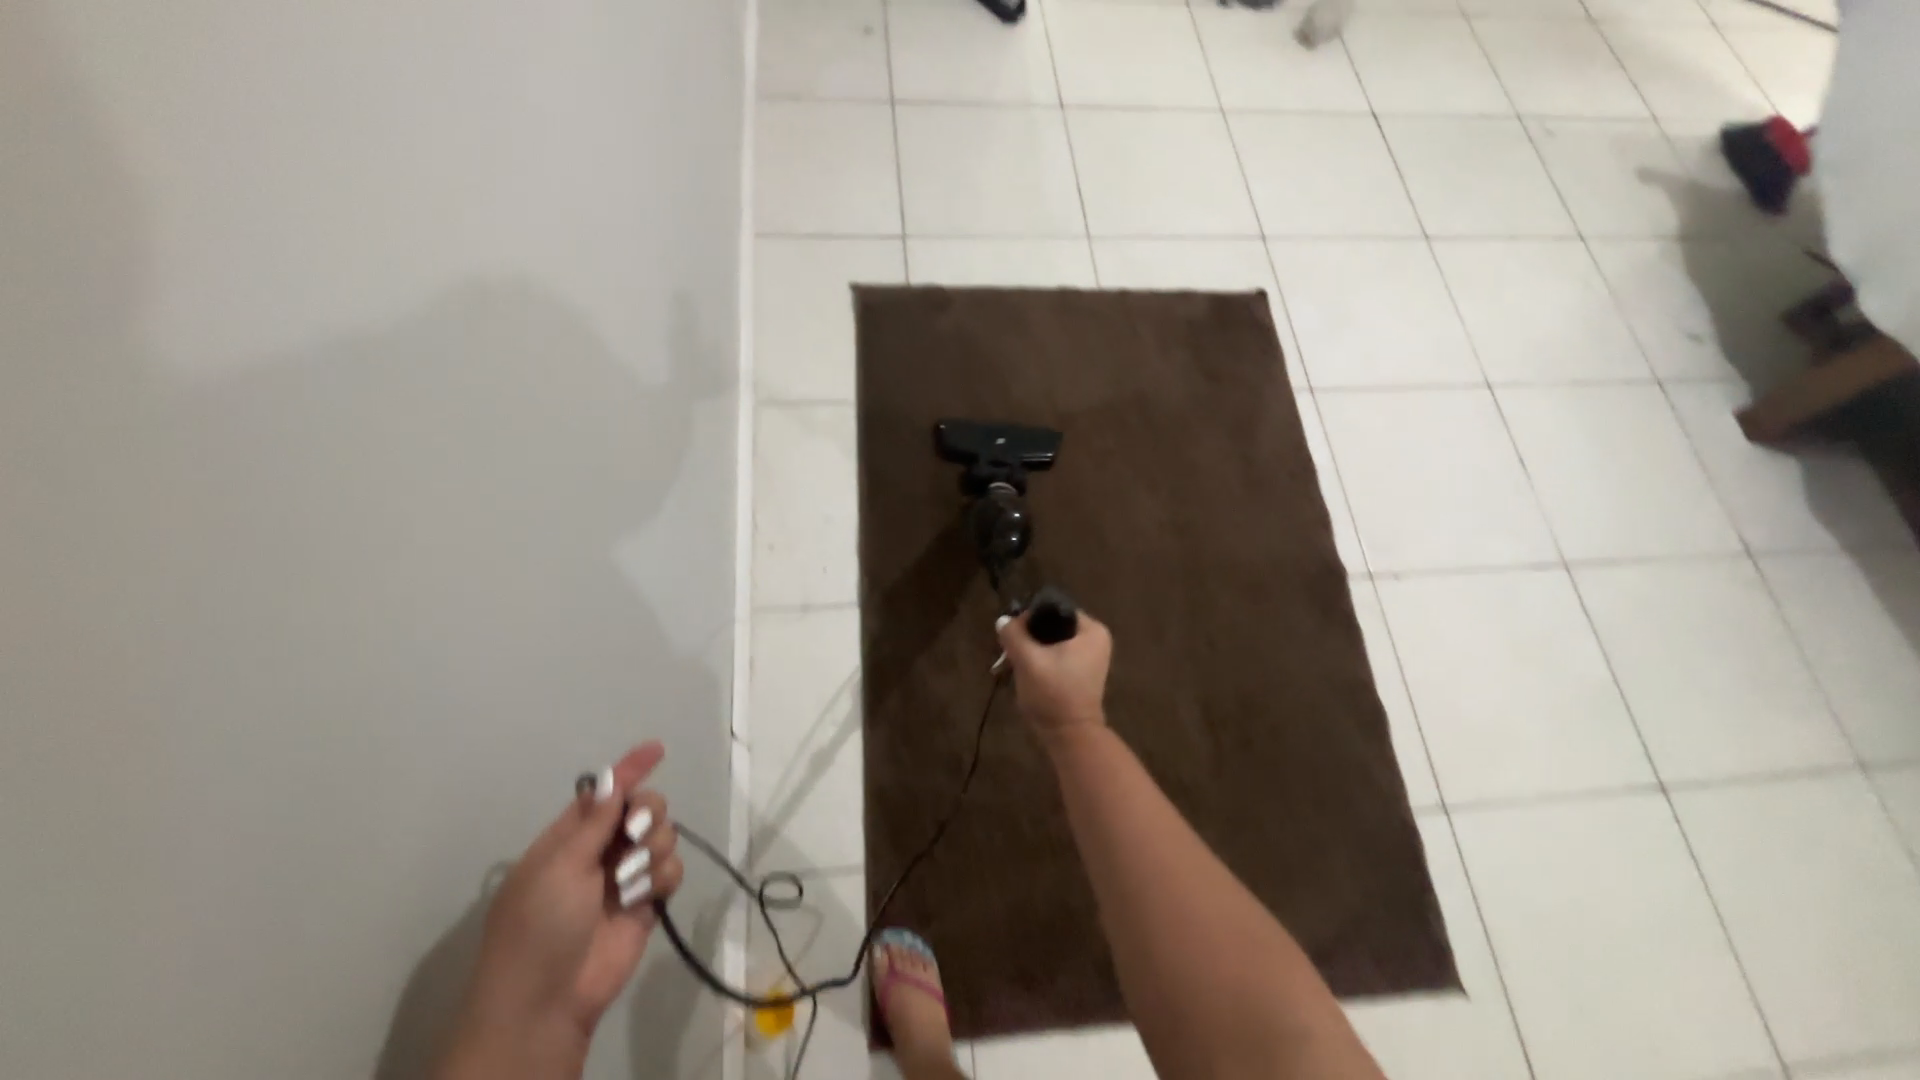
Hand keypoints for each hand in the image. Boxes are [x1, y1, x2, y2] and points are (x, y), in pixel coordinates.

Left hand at [439, 742, 684, 1079]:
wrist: (548, 998)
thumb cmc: (540, 925)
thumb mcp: (559, 866)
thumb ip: (594, 821)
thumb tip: (611, 778)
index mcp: (569, 837)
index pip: (604, 793)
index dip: (630, 769)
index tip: (657, 749)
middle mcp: (599, 851)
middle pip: (642, 809)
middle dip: (646, 814)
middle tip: (634, 834)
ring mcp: (624, 877)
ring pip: (662, 838)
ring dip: (651, 852)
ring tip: (628, 883)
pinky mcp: (646, 903)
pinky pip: (671, 871)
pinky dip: (661, 879)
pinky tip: (643, 898)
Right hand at [998, 608, 1112, 740]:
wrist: (1070, 736)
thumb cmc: (1053, 693)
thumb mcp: (1028, 660)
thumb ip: (1013, 635)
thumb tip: (1003, 620)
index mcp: (1091, 630)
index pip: (1054, 609)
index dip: (1029, 618)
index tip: (1011, 634)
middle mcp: (1096, 640)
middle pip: (1053, 626)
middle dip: (1029, 637)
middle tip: (1010, 650)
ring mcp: (1090, 658)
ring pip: (1052, 642)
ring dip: (1032, 650)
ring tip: (1014, 662)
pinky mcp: (1081, 673)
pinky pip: (1057, 656)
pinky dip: (1041, 661)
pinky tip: (1026, 672)